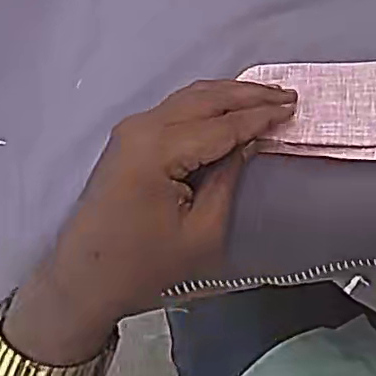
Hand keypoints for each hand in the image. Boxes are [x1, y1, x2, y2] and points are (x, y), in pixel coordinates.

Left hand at [4, 80, 295, 362]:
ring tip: (268, 95)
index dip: (261, 117)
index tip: (294, 109)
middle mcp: (143, 127)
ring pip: (193, 96)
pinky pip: (179, 106)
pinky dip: (211, 101)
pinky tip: (232, 102)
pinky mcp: (131, 136)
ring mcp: (133, 128)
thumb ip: (228, 177)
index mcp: (159, 150)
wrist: (81, 282)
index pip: (223, 124)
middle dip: (251, 95)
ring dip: (232, 93)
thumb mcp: (202, 230)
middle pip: (208, 99)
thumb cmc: (144, 265)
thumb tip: (250, 142)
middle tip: (288, 95)